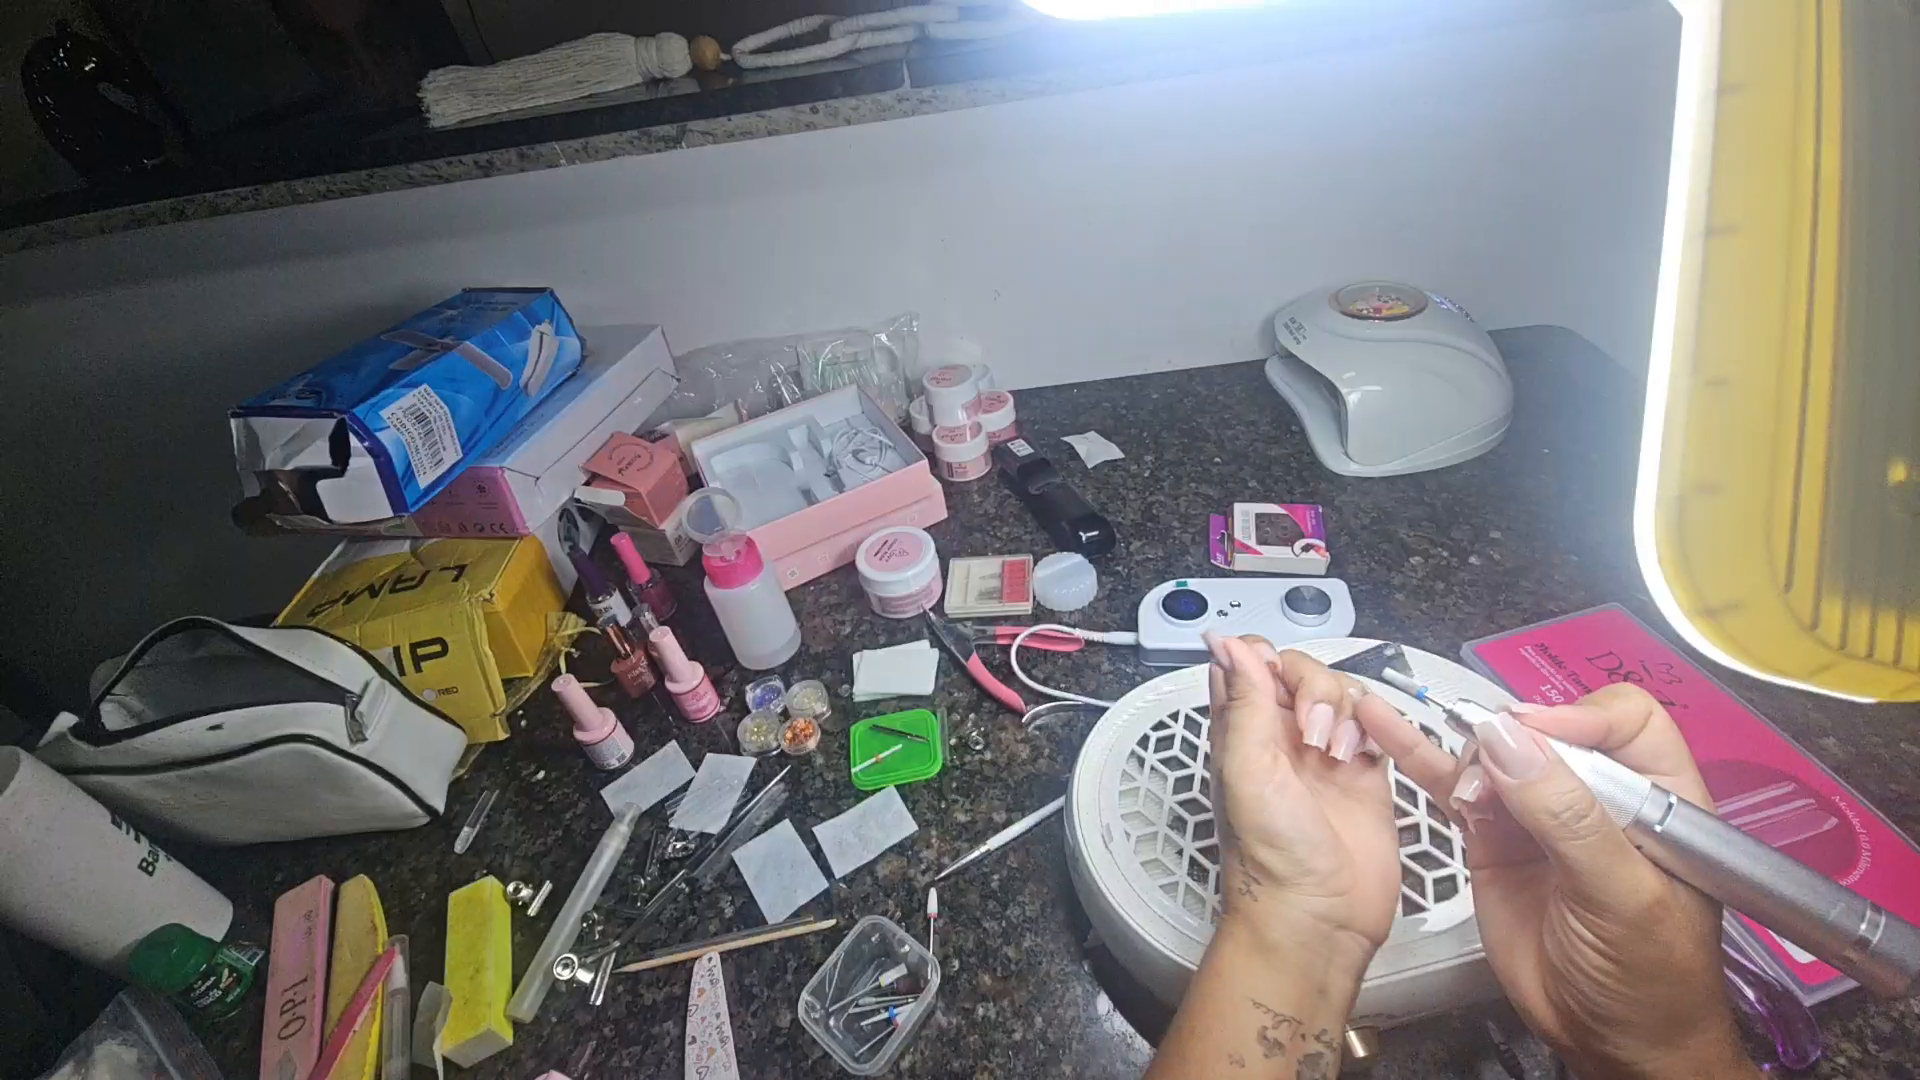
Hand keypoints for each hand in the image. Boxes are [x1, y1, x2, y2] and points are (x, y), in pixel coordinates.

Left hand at [1202, 633, 1398, 966]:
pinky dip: (1370, 726)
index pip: (1248, 663)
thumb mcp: (1246, 766)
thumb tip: (1223, 640)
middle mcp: (1279, 731)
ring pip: (1338, 690)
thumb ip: (1243, 700)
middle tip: (1312, 731)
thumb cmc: (1268, 847)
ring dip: (1341, 710)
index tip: (1277, 680)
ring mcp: (1322, 748)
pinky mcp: (1364, 769)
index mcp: (1240, 726)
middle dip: (1312, 687)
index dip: (1265, 658)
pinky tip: (1359, 757)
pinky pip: (1372, 722)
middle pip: (1299, 669)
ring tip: (1335, 754)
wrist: (1318, 914)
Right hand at [1357, 682, 1758, 1079]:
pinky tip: (1382, 724)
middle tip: (1490, 784)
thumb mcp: (1618, 896)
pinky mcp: (1486, 829)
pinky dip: (1415, 754)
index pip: (1622, 721)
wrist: (1602, 1040)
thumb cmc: (1646, 977)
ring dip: (1462, 752)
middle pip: (1542, 728)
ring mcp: (1532, 810)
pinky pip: (1449, 782)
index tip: (1533, 739)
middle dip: (1510, 742)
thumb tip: (1503, 735)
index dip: (1579, 716)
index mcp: (1653, 798)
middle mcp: (1591, 792)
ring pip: (1490, 750)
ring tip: (1467, 795)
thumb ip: (1565, 815)